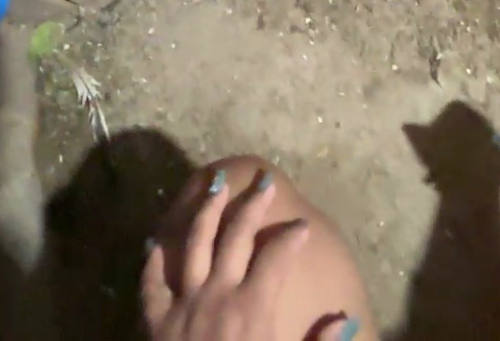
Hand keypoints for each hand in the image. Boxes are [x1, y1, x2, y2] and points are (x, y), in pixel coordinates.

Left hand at [142, 172, 355, 340]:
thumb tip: (347, 319)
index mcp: (253, 307)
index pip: (277, 255)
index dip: (292, 237)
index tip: (303, 226)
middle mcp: (218, 293)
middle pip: (236, 235)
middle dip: (254, 204)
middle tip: (265, 179)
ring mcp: (184, 303)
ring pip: (195, 242)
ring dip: (207, 209)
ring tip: (216, 183)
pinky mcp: (156, 320)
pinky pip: (152, 283)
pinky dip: (154, 260)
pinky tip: (156, 242)